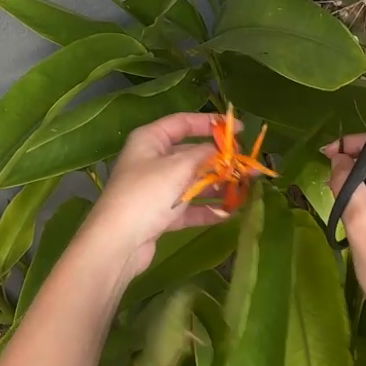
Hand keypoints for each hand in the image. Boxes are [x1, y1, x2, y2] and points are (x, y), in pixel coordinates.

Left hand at [75, 112, 230, 282]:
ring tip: (244, 190)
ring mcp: (155, 189)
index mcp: (150, 140)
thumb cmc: (147, 194)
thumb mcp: (179, 167)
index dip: (211, 123)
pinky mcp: (159, 215)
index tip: (240, 130)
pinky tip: (228, 214)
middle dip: (219, 161)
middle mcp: (151, 160)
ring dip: (216, 186)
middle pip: (190, 154)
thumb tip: (223, 151)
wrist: (119, 242)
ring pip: (191, 182)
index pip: (183, 123)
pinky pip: (187, 207)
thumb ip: (205, 156)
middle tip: (246, 166)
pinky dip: (206, 210)